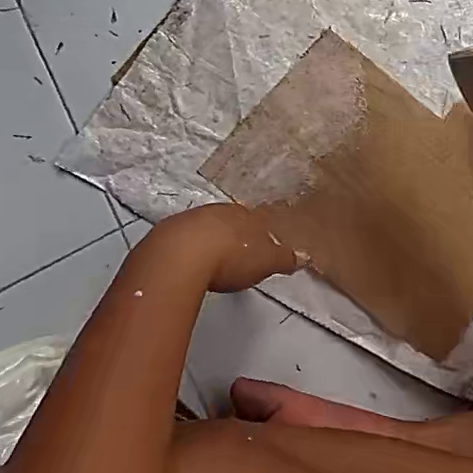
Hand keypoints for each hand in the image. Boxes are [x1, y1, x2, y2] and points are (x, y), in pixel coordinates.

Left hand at [144, 203, 302, 292]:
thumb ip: (284, 258)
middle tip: (237, 252)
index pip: (259, 220)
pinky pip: (184, 237)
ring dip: (210, 239)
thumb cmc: (231, 257)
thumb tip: (302, 256)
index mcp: (246, 215)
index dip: (261, 233)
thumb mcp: (266, 262)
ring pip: (206, 226)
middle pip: (231, 220)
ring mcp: (192, 219)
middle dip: (234, 233)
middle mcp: (220, 211)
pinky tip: (188, 262)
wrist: (181, 256)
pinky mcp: (169, 232)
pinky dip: (188, 248)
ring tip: (212, 259)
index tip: (261, 243)